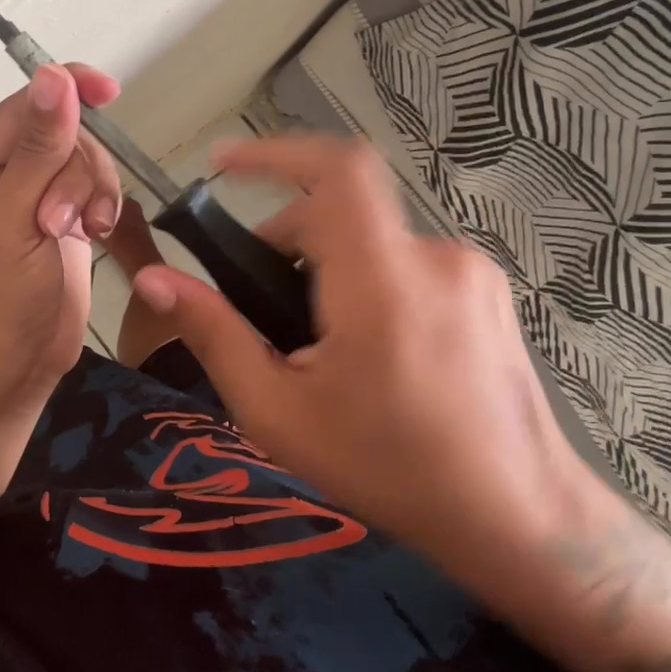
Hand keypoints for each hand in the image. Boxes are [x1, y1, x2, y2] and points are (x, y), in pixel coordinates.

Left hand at [0, 62, 121, 405]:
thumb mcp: (13, 221)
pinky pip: (92, 183)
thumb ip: (36, 150)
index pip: (19, 109)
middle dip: (75, 172)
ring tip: (85, 232)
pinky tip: (94, 234)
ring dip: (92, 191)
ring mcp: (25, 191)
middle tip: (62, 222)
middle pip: (58, 131)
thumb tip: (54, 75)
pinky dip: (101, 203)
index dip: (64, 95)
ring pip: (81, 156)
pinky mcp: (55, 212)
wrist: (16, 365)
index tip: (108, 91)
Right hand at [129, 135, 592, 570]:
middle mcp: (434, 258)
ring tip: (308, 344)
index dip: (274, 153)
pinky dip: (362, 282)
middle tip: (255, 311)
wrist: (520, 518)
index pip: (336, 172)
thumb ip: (211, 333)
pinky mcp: (487, 293)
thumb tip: (150, 278)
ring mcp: (470, 274)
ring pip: (369, 241)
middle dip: (282, 243)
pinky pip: (403, 262)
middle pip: (338, 212)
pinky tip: (359, 350)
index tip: (222, 163)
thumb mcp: (275, 410)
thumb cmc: (387, 466)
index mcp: (381, 282)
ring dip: (323, 269)